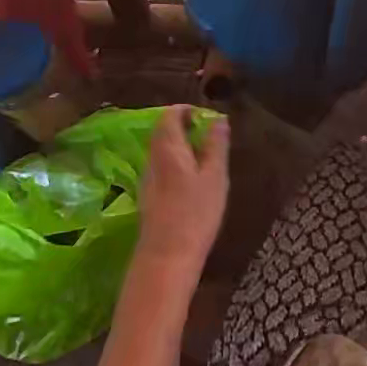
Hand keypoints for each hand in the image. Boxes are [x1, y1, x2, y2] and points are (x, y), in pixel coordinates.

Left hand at [135, 105, 229, 273]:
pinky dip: (176, 163)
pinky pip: (161, 168)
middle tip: (210, 135)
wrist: (167, 255)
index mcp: (167, 147)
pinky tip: (193, 180)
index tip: (207, 117)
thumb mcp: (214, 176)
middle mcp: (152, 158)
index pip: (169, 114)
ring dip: (180, 146)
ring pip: (161, 150)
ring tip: (206, 157)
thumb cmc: (195, 213)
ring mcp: (147, 178)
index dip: (187, 110)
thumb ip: (216, 146)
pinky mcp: (149, 196)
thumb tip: (218, 119)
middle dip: (184, 126)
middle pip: (162, 131)